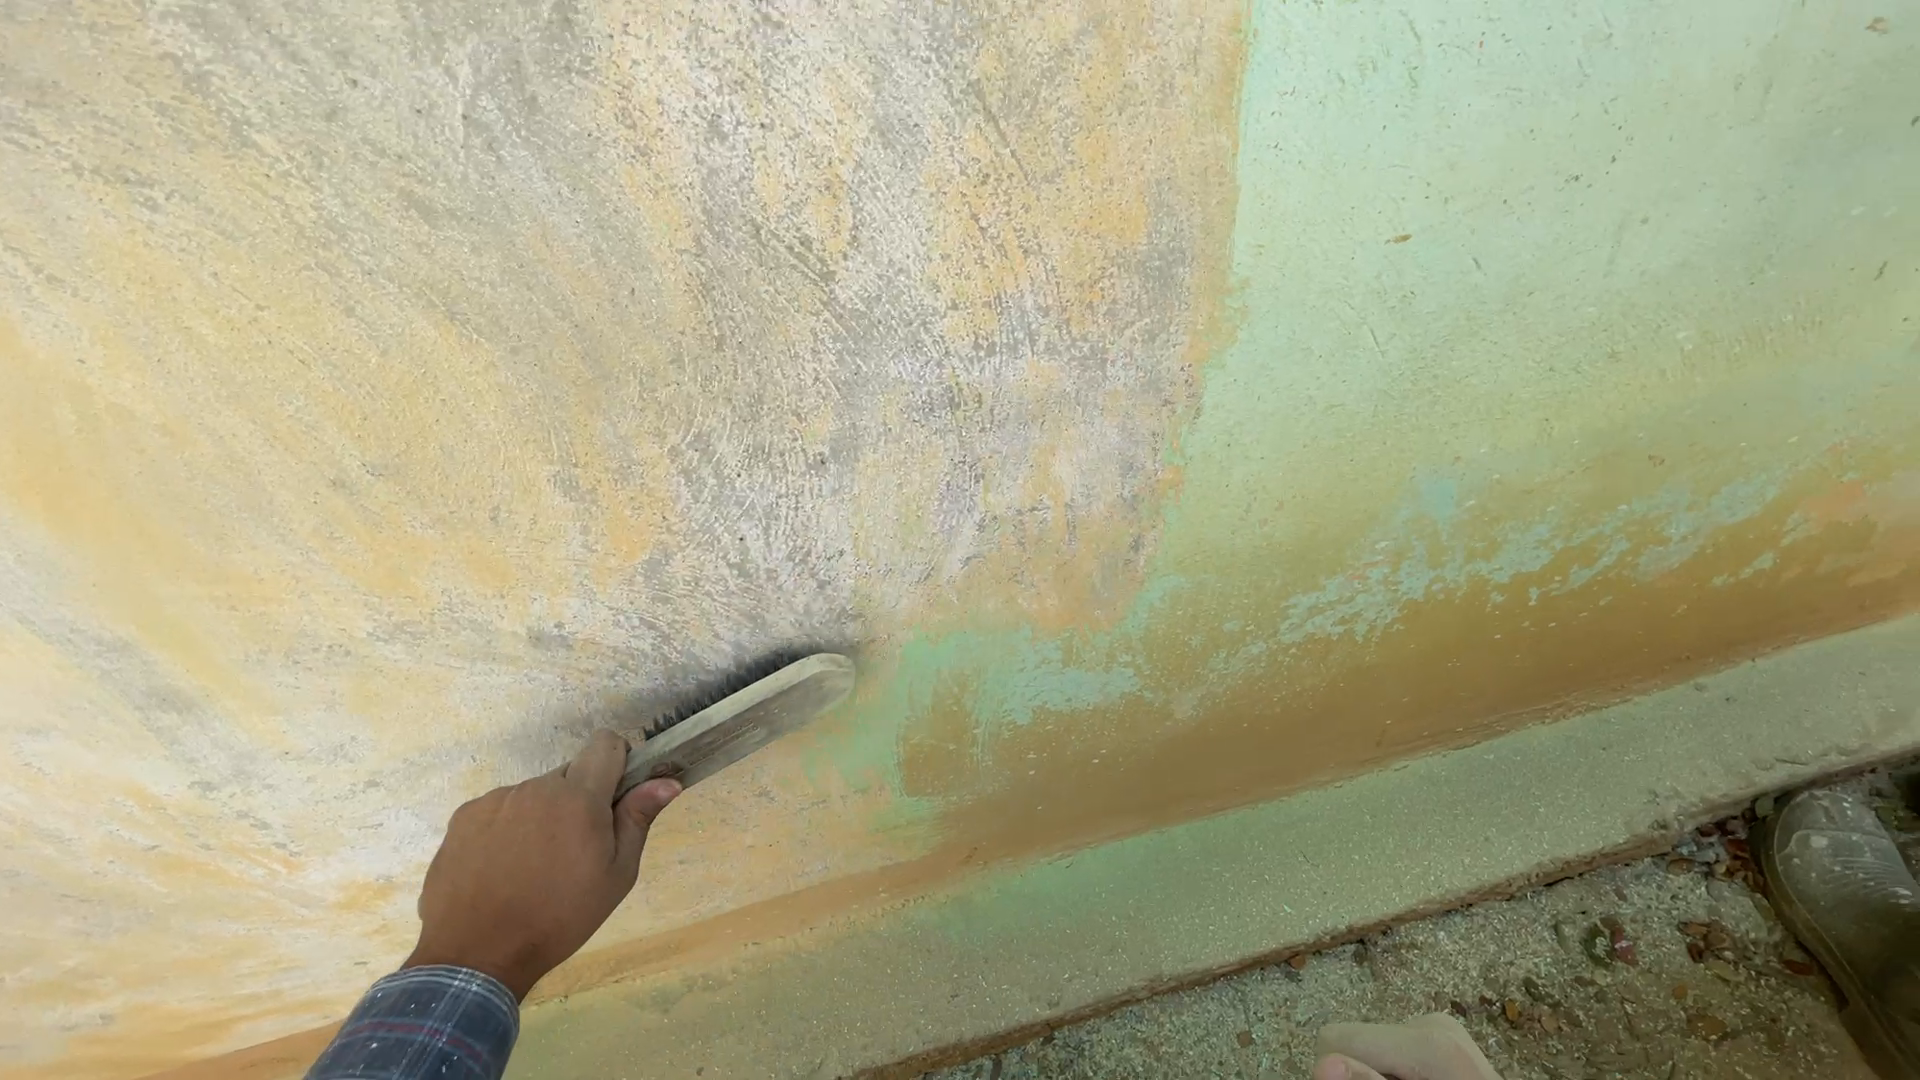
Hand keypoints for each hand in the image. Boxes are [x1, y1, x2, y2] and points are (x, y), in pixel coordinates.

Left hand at [402, 730, 682, 998]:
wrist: (476, 957)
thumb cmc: (560, 917)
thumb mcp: (617, 874)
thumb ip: (638, 819)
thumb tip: (667, 781)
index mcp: (579, 797)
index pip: (606, 743)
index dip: (617, 761)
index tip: (615, 795)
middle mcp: (537, 787)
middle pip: (571, 773)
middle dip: (579, 798)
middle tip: (575, 846)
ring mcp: (496, 800)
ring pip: (535, 793)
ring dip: (543, 814)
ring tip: (533, 865)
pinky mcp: (464, 818)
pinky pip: (500, 809)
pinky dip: (508, 828)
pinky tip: (502, 868)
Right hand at [1314, 1013, 1502, 1079]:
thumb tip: (1324, 1065)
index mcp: (1432, 1044)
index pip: (1336, 1040)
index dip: (1338, 1076)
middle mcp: (1433, 1023)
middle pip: (1353, 1041)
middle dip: (1361, 1077)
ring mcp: (1440, 1029)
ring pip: (1371, 1049)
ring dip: (1377, 1078)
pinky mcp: (1442, 1039)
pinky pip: (1392, 1053)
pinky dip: (1394, 1076)